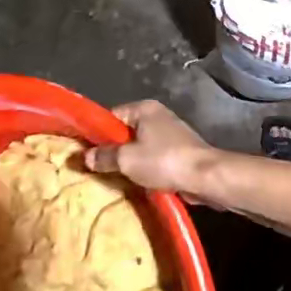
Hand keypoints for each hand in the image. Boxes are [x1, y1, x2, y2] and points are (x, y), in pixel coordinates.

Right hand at [84, 100, 218, 195]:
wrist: (204, 176)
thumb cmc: (163, 161)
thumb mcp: (127, 160)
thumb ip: (105, 156)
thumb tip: (85, 157)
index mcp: (144, 108)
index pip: (112, 116)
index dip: (98, 133)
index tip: (86, 151)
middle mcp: (157, 115)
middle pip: (126, 131)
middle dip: (113, 149)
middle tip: (97, 167)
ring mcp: (170, 133)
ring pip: (140, 146)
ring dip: (130, 161)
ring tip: (114, 177)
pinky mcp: (178, 151)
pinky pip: (153, 157)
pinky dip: (145, 168)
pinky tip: (137, 182)